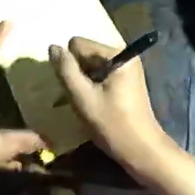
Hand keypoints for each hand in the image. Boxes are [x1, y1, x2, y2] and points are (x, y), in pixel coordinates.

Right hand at [50, 36, 194, 194]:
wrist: (142, 150)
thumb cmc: (112, 124)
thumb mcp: (83, 98)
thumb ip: (66, 70)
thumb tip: (53, 46)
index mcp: (117, 54)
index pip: (78, 44)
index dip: (71, 66)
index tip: (77, 89)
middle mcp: (124, 55)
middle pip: (85, 53)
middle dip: (77, 74)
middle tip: (80, 98)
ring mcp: (126, 68)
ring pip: (90, 65)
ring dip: (83, 83)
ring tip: (87, 104)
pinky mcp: (125, 81)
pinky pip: (100, 75)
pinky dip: (92, 88)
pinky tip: (95, 105)